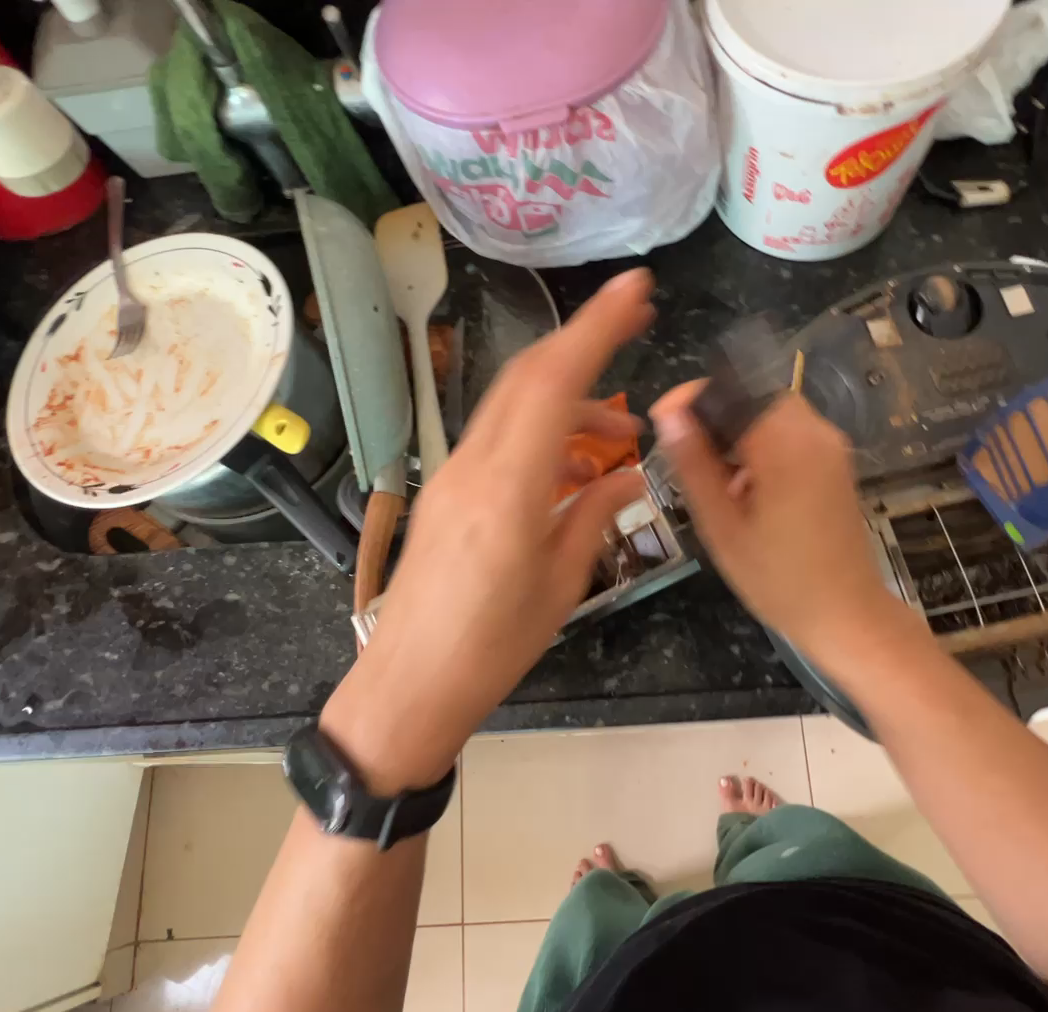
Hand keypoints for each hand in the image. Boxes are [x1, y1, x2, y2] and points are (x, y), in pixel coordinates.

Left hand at [322, 270, 657, 790]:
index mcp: (508, 489)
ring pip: (514, 408)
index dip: (594, 328)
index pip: (550, 383)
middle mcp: (473, 466)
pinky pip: (498, 441)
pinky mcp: (445, 492)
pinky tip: (575, 474)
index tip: (634, 291)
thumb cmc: (492, 648)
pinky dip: (542, 437)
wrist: (410, 683)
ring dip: (570, 406)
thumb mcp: (560, 584)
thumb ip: (594, 516)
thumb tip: (626, 477)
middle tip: (637, 330)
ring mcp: (451, 475)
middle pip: (528, 378)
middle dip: (585, 346)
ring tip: (622, 444)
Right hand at [649, 383, 917, 655]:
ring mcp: (831, 447)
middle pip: (753, 396)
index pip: (732, 390)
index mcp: (785, 445)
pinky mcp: (836, 463)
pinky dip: (762, 446)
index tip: (661, 422)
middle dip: (715, 416)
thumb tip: (669, 415)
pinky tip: (745, 489)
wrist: (845, 614)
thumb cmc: (777, 579)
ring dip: (737, 432)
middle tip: (685, 454)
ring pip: (772, 413)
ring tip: (713, 479)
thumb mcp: (722, 526)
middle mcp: (815, 433)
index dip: (691, 398)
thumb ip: (694, 465)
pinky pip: (791, 433)